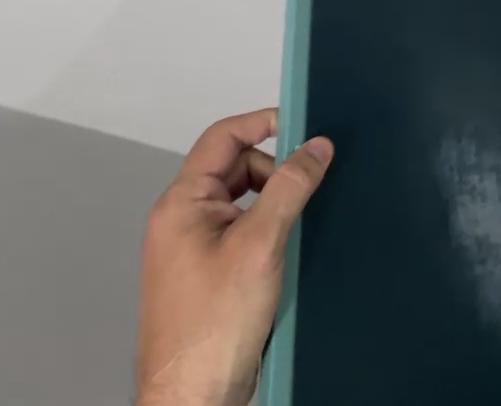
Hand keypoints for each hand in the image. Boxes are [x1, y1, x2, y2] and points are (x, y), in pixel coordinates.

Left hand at [135, 110, 333, 405]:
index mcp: (182, 203)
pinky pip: (245, 228)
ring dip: (276, 201)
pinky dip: (271, 227)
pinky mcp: (211, 270)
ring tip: (301, 223)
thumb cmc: (216, 322)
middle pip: (237, 167)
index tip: (305, 125)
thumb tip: (318, 145)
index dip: (264, 123)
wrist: (194, 398)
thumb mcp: (261, 243)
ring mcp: (195, 246)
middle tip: (312, 182)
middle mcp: (183, 218)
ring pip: (245, 199)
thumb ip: (290, 186)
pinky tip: (293, 245)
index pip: (224, 138)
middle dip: (276, 169)